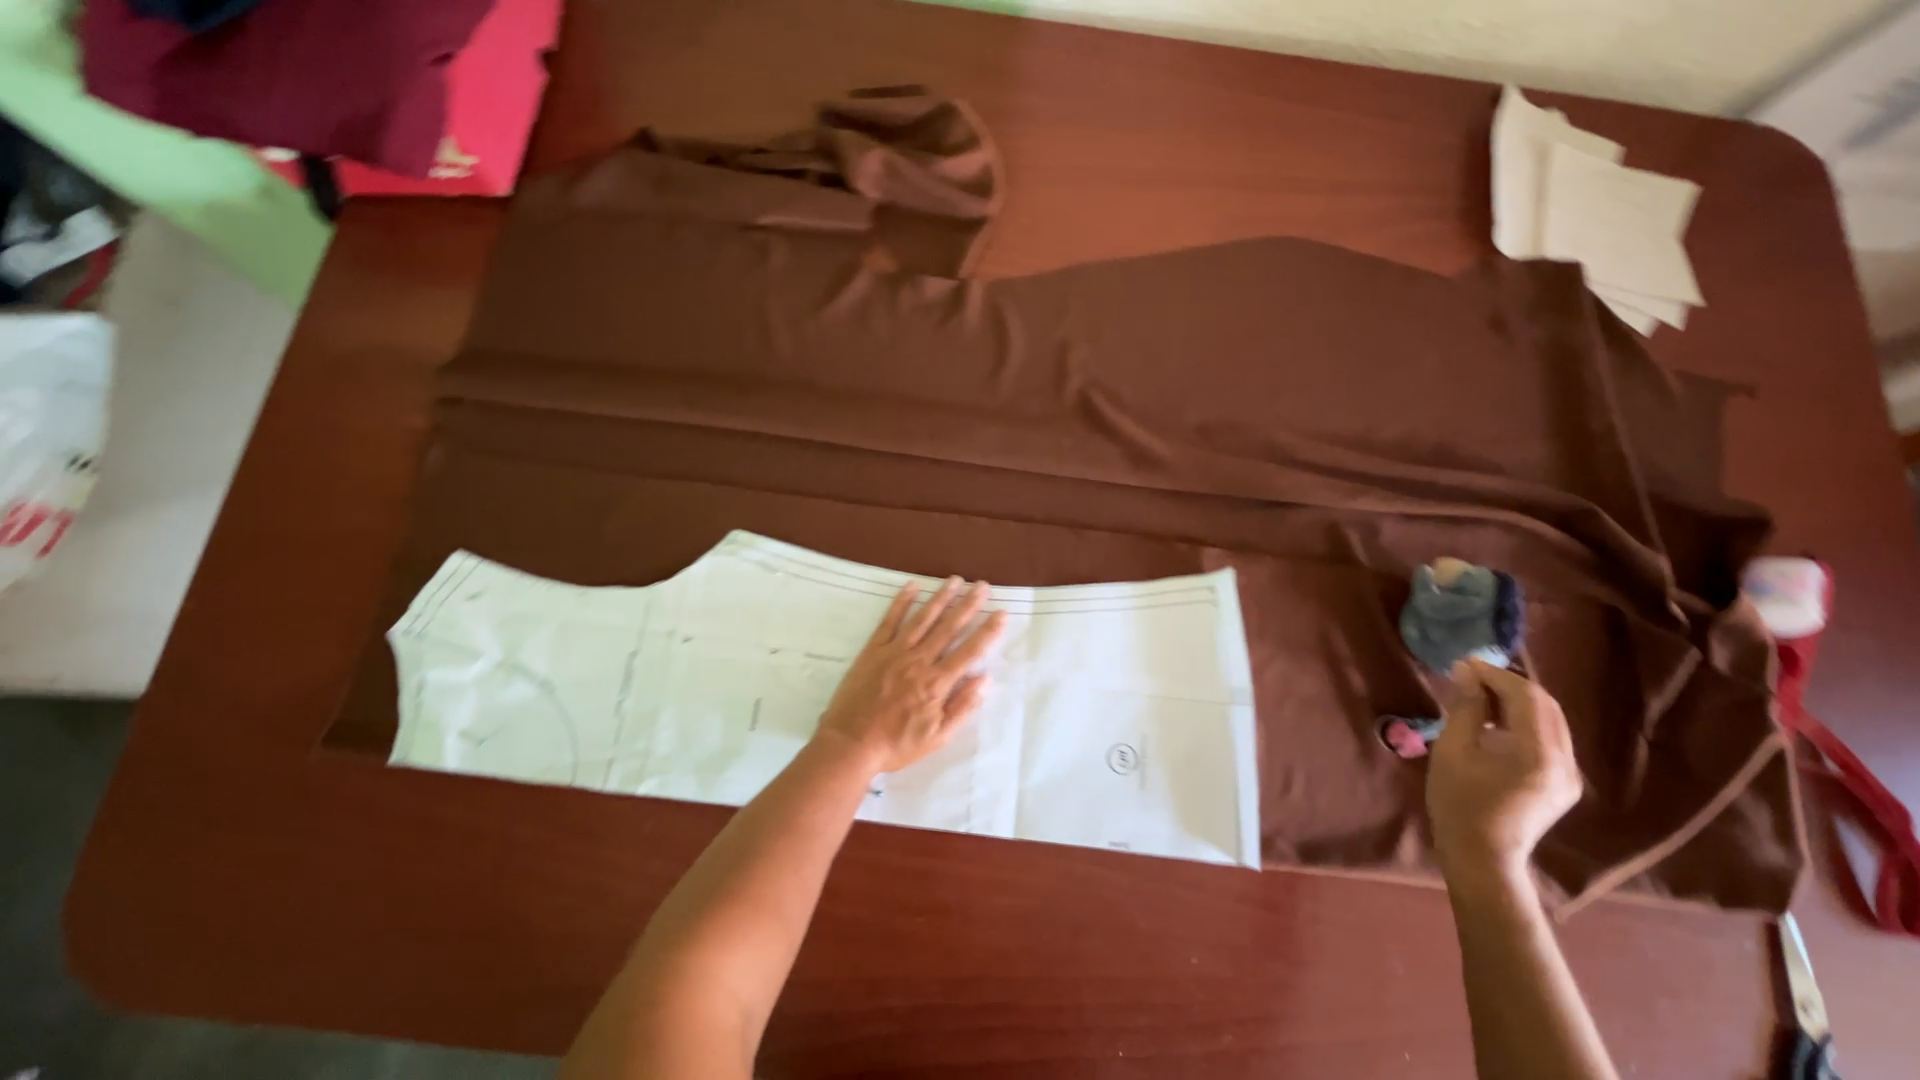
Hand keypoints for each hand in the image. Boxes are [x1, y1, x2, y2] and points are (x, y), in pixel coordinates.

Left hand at [814, 578, 1007, 774]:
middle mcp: (919, 661)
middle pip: (949, 628)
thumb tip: (985, 680)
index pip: (970, 651)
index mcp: (937, 683)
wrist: (850, 743)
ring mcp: (894, 652)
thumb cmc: (897, 745)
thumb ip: (963, 708)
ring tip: (955, 580)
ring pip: (923, 618)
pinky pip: (890, 620)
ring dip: (941, 598)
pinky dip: (902, 602)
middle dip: (968, 605)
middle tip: (982, 586)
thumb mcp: (938, 737)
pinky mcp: (873, 650)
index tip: (1002, 613)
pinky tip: (913, 586)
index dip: (988, 631)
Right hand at [1428, 659, 1583, 877]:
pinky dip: (1526, 723)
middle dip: (1510, 685)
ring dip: (1519, 703)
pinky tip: (1498, 726)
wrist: (1482, 857)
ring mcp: (1570, 774)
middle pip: (1545, 705)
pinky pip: (1550, 739)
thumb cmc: (1459, 804)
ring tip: (1482, 698)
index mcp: (1538, 752)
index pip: (1526, 696)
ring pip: (1550, 721)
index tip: (1466, 664)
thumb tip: (1467, 672)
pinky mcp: (1564, 784)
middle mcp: (1565, 760)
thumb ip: (1466, 708)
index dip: (1496, 675)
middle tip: (1473, 677)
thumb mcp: (1453, 751)